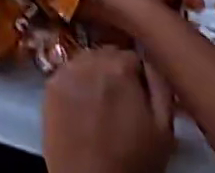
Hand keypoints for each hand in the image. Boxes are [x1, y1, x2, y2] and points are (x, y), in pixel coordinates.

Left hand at [43, 48, 175, 172]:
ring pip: (86, 59)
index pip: (133, 55)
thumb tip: (151, 59)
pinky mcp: (50, 87)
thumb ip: (161, 84)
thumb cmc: (132, 160)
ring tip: (98, 100)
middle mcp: (92, 60)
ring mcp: (67, 72)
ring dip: (94, 72)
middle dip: (115, 70)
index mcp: (121, 66)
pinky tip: (80, 102)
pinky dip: (75, 81)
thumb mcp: (163, 127)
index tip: (137, 93)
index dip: (137, 75)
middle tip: (118, 97)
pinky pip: (67, 72)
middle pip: (108, 53)